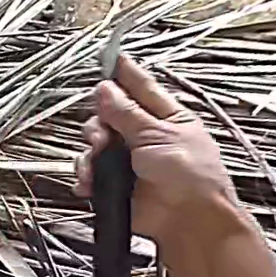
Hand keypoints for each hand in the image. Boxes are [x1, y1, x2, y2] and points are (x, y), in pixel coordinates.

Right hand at [74, 55, 241, 246]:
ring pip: (94, 145)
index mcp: (165, 117)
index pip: (140, 87)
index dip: (123, 73)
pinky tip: (89, 183)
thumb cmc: (189, 176)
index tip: (108, 57)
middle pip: (108, 117)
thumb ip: (126, 113)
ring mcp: (128, 161)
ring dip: (90, 154)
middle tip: (102, 136)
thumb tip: (104, 89)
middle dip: (98, 124)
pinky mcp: (114, 184)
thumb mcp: (158, 135)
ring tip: (98, 165)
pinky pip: (89, 173)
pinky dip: (86, 177)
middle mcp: (144, 136)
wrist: (187, 219)